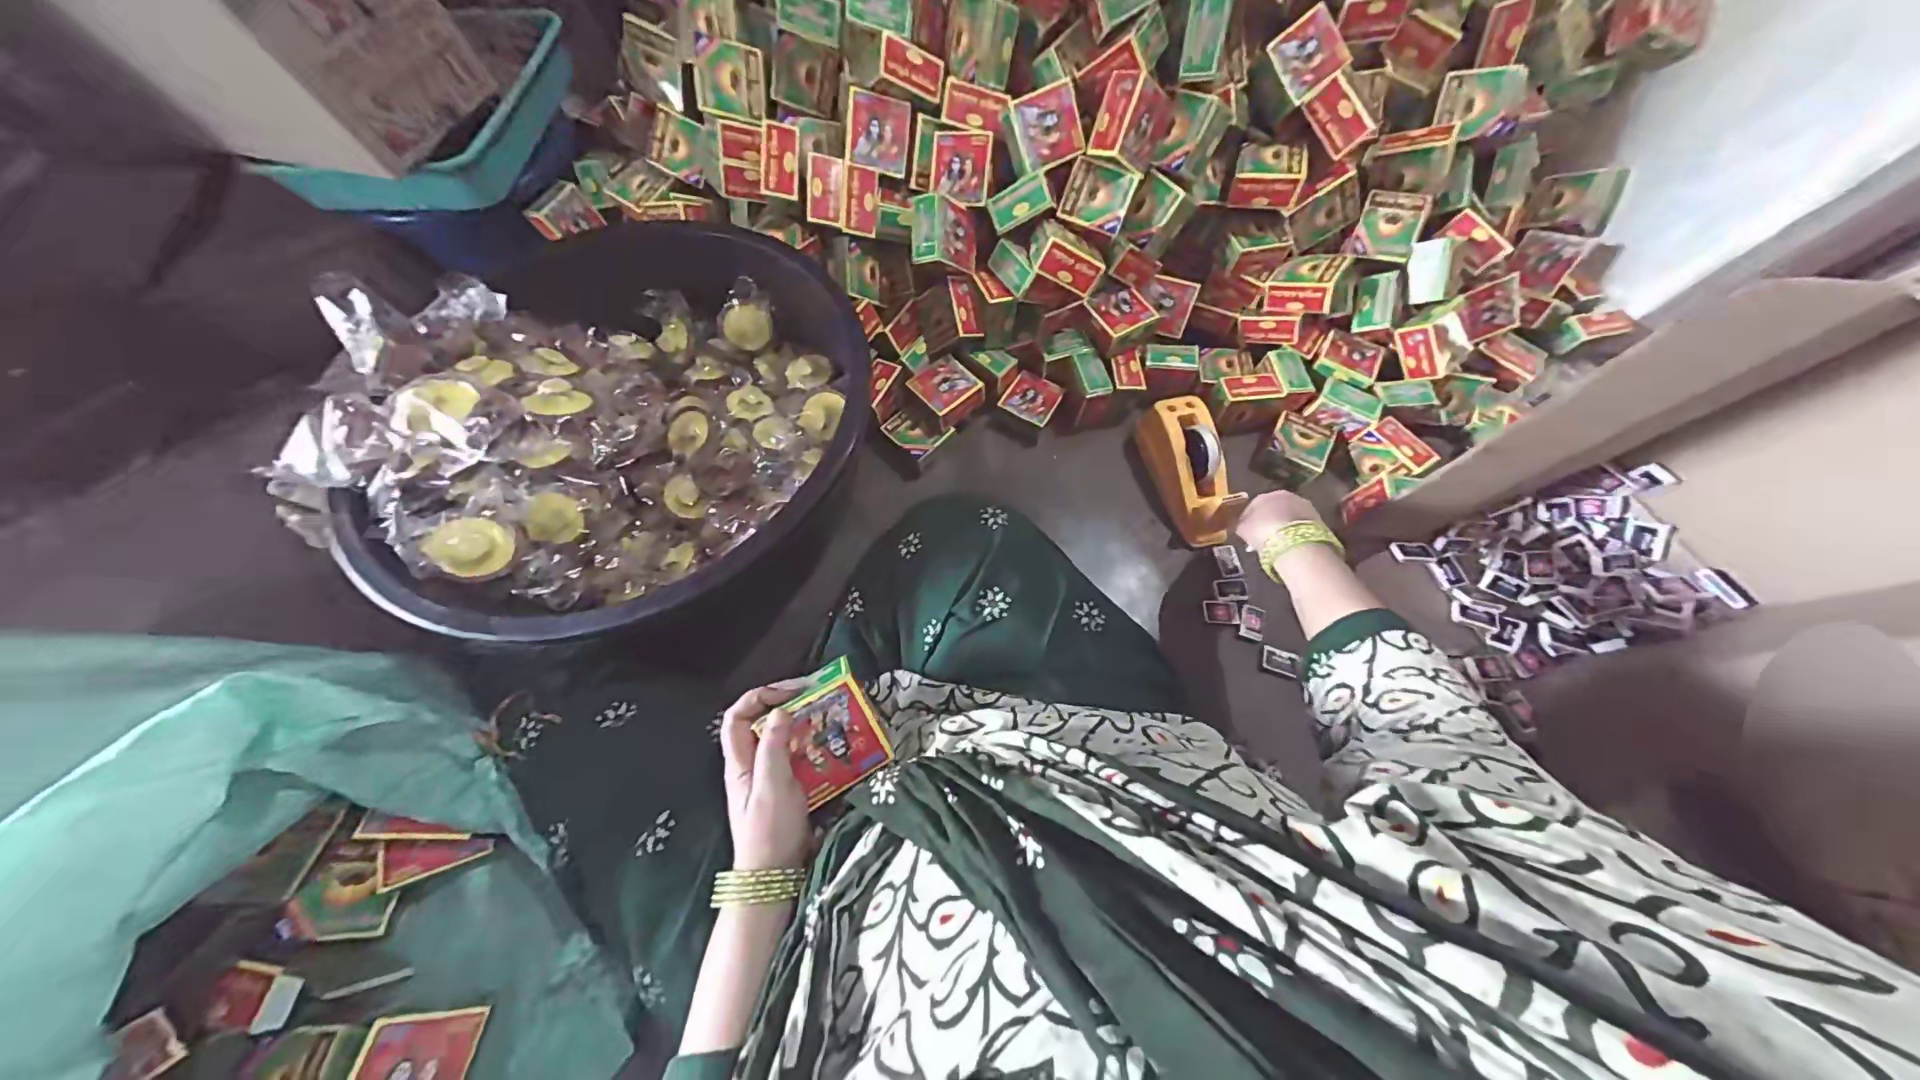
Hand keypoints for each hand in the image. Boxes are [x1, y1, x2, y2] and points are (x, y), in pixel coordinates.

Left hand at [718, 681, 813, 871]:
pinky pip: (797, 756)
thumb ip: (773, 746)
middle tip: (815, 697)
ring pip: (781, 738)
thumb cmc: (770, 830)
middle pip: (761, 722)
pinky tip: (830, 745)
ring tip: (827, 715)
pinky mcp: (787, 788)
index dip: (758, 697)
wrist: (775, 876)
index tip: (788, 693)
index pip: (737, 716)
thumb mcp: (772, 785)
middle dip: (786, 705)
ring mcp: (769, 777)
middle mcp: (752, 764)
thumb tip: (780, 711)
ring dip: (802, 724)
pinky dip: (812, 745)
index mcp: (740, 762)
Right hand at [1234, 490, 1324, 554]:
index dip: (1250, 519)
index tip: (1248, 531)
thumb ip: (1241, 524)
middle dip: (1269, 519)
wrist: (1294, 541)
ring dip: (1284, 524)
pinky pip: (1301, 523)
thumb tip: (1242, 524)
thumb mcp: (1243, 529)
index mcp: (1263, 496)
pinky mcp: (1318, 516)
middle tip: (1264, 536)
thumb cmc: (1263, 533)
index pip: (1253, 505)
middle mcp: (1284, 495)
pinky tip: (1292, 541)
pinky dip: (1296, 530)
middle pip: (1274, 507)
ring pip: (1289, 514)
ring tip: (1279, 540)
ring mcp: (1303, 504)